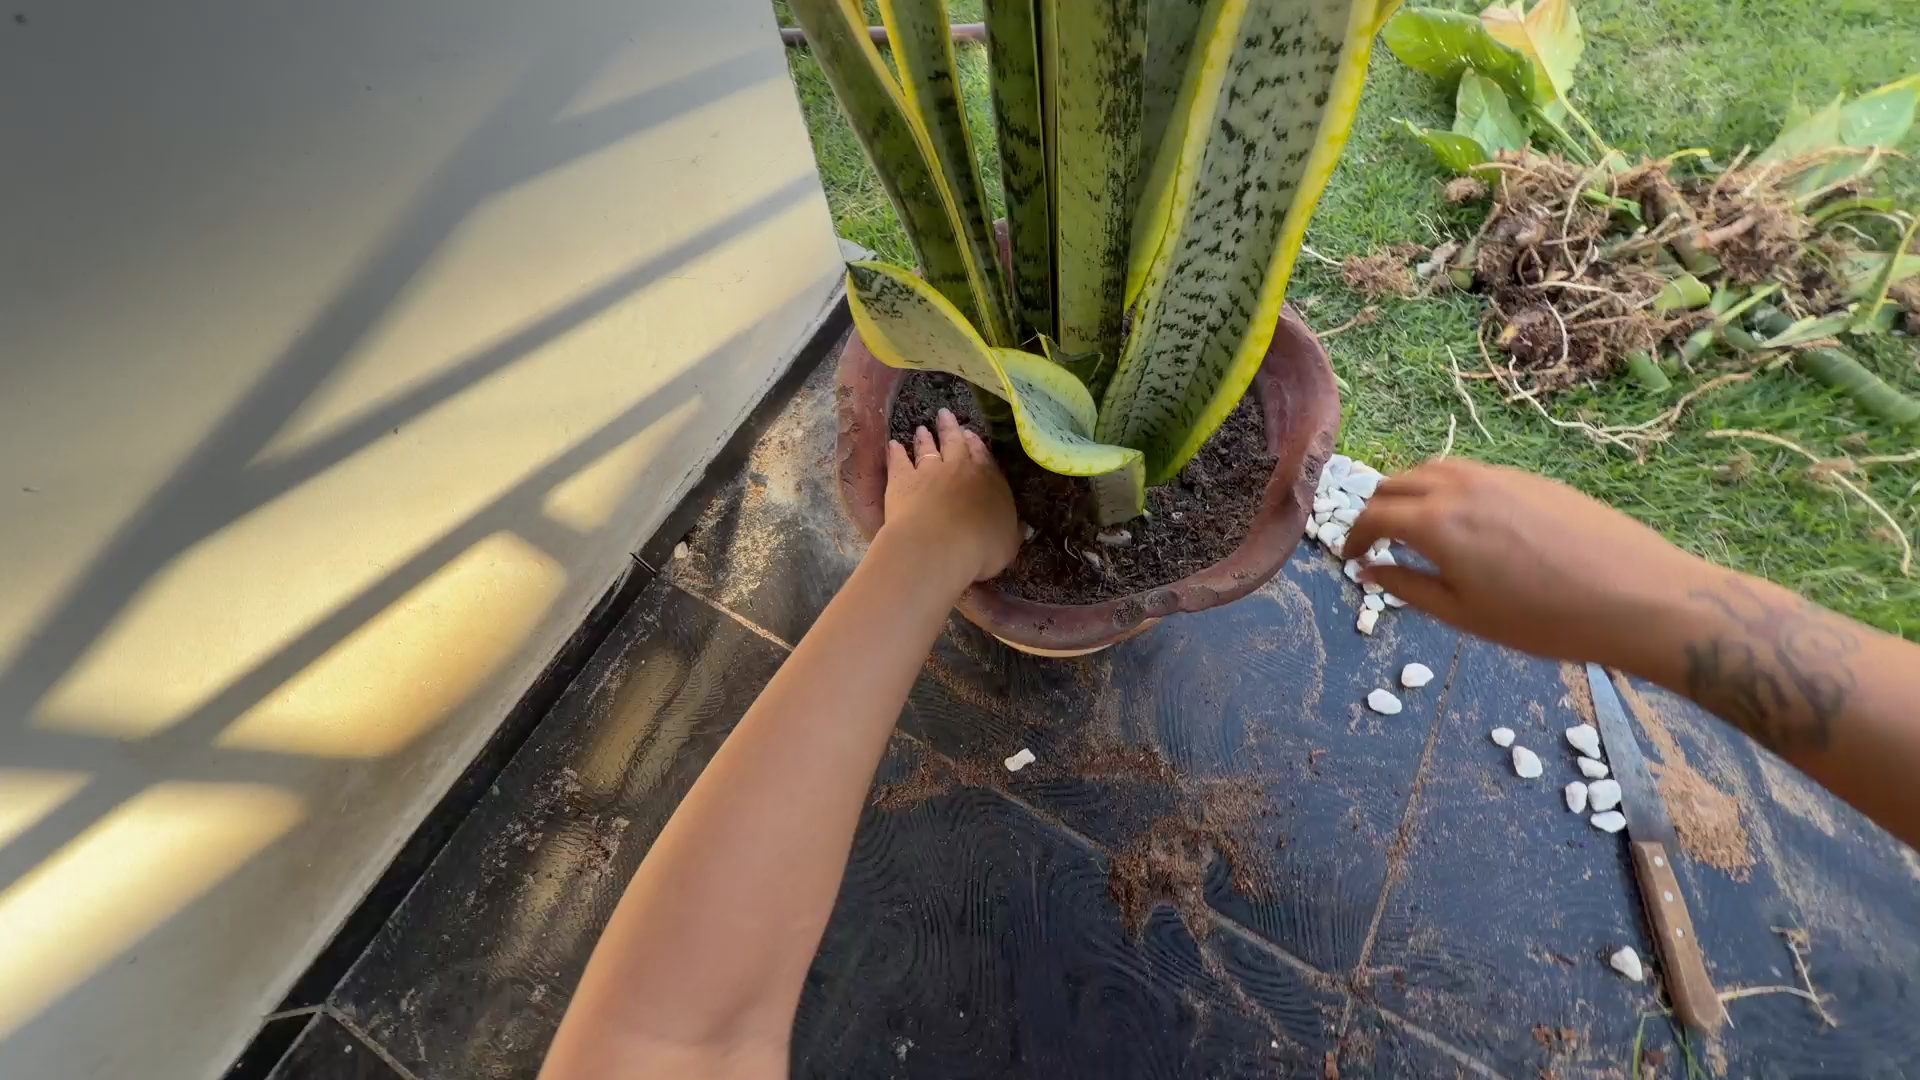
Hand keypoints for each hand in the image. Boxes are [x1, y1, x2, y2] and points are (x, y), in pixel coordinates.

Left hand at [879, 407, 1020, 585]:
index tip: (971, 434)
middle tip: (945, 414)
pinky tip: (893, 445)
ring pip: (927, 449)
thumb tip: (1023, 526)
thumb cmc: (981, 549)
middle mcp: (960, 470)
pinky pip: (898, 462)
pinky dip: (895, 453)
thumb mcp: (1008, 545)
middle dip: (951, 428)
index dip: (977, 446)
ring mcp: (929, 472)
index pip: (984, 459)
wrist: (940, 546)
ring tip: (922, 428)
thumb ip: (1012, 532)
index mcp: (990, 483)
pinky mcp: (902, 481)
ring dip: (925, 438)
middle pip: (955, 444)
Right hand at [1343, 459, 1709, 666]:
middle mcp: (1460, 488)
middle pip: (1395, 484)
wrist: (1644, 599)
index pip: (1373, 516)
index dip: (1353, 538)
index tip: (1352, 559)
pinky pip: (1469, 471)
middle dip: (1375, 511)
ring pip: (1431, 469)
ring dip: (1408, 492)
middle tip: (1376, 542)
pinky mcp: (1532, 478)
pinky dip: (1444, 487)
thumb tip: (1368, 571)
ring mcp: (1499, 477)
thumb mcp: (1462, 614)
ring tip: (1413, 523)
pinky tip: (1461, 518)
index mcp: (1435, 523)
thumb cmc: (1543, 619)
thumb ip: (1406, 587)